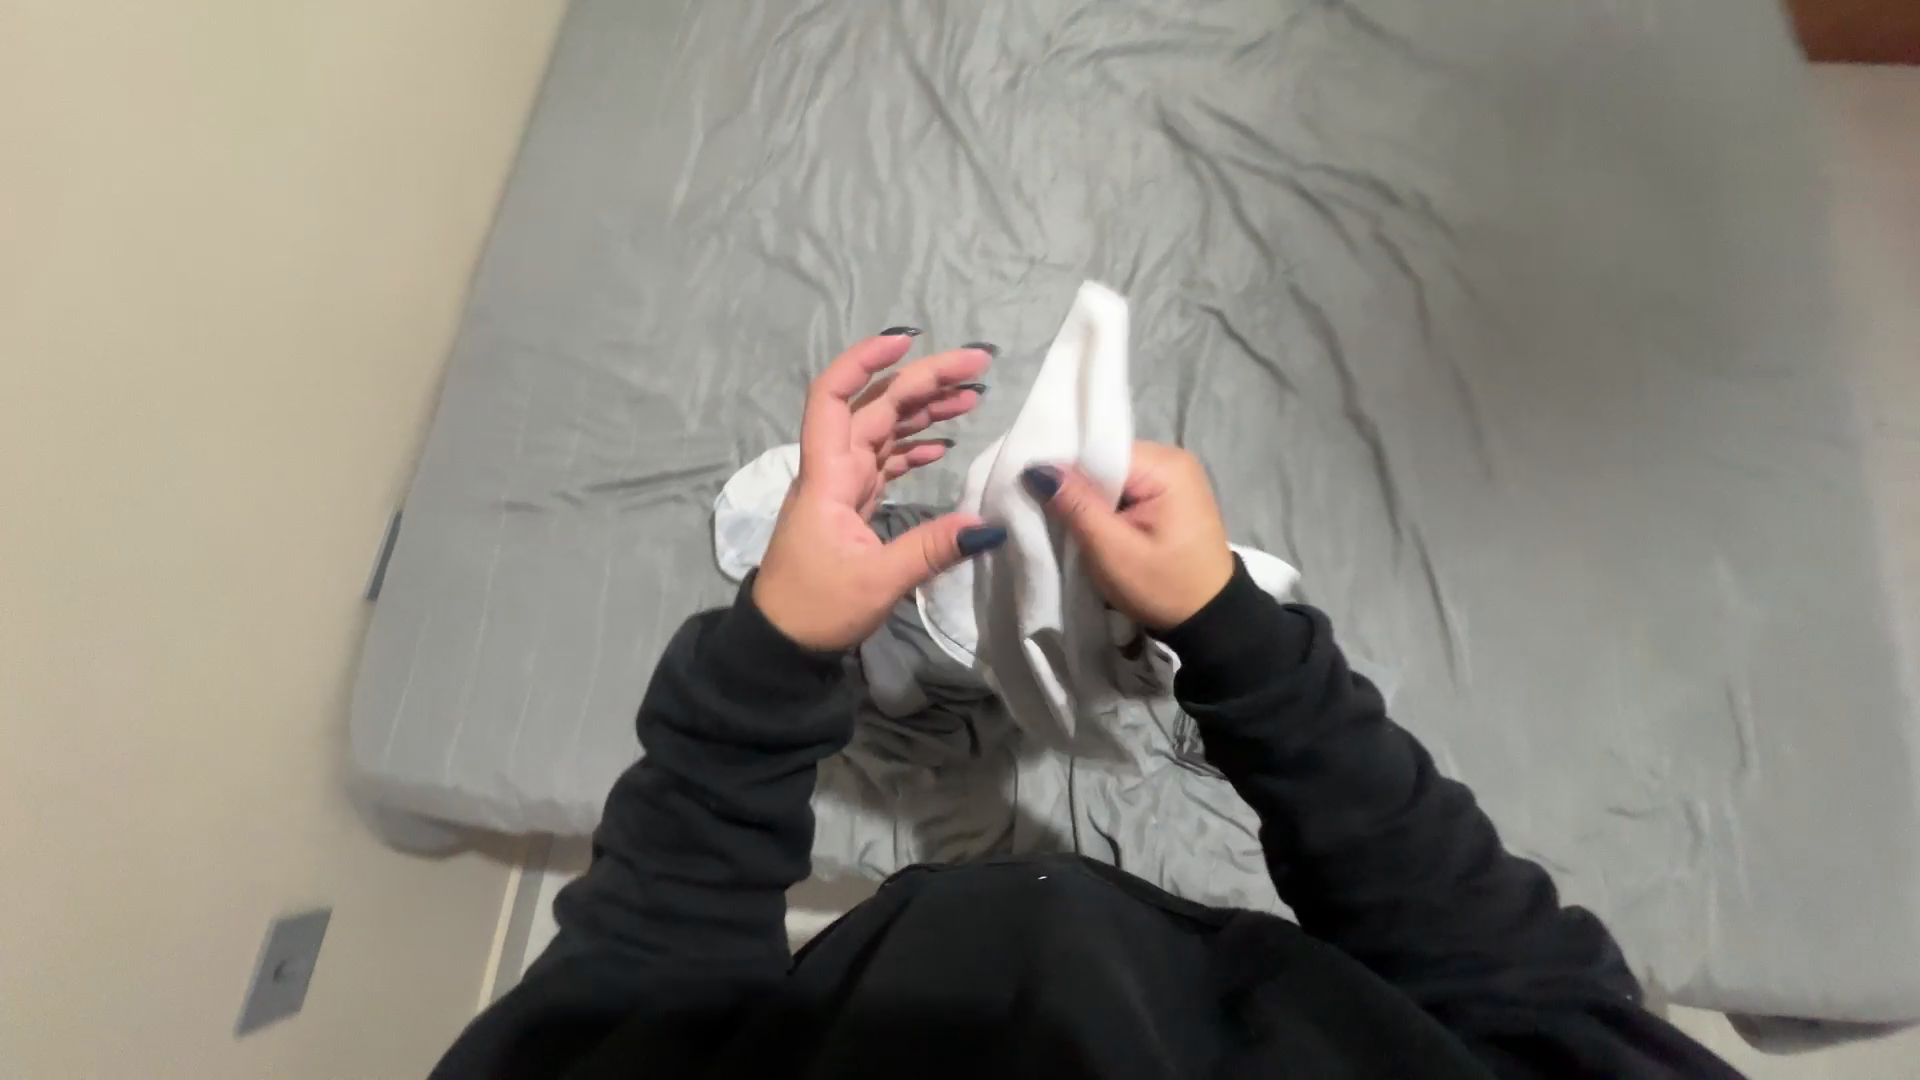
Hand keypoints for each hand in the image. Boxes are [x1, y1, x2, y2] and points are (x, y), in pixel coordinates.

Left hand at [753, 330, 1007, 650]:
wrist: (783, 641)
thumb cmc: (817, 607)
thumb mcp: (877, 581)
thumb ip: (932, 550)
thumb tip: (989, 526)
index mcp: (828, 475)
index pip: (834, 397)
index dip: (865, 361)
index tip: (908, 341)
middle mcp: (834, 469)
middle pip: (876, 406)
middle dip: (924, 380)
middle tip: (980, 367)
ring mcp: (845, 485)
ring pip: (884, 430)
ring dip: (925, 410)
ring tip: (973, 397)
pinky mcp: (855, 504)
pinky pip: (887, 461)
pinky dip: (915, 448)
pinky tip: (944, 443)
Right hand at [1022, 441, 1233, 631]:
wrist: (1208, 618)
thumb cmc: (1163, 586)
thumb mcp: (1113, 551)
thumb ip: (1076, 506)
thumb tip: (1035, 468)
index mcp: (1165, 465)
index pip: (1099, 451)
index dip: (1065, 470)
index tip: (1036, 494)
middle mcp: (1172, 459)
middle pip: (1105, 461)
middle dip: (1076, 486)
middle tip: (1051, 514)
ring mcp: (1173, 476)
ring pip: (1111, 476)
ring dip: (1089, 498)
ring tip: (1071, 522)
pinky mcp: (1168, 494)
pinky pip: (1125, 488)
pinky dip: (1106, 505)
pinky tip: (1094, 524)